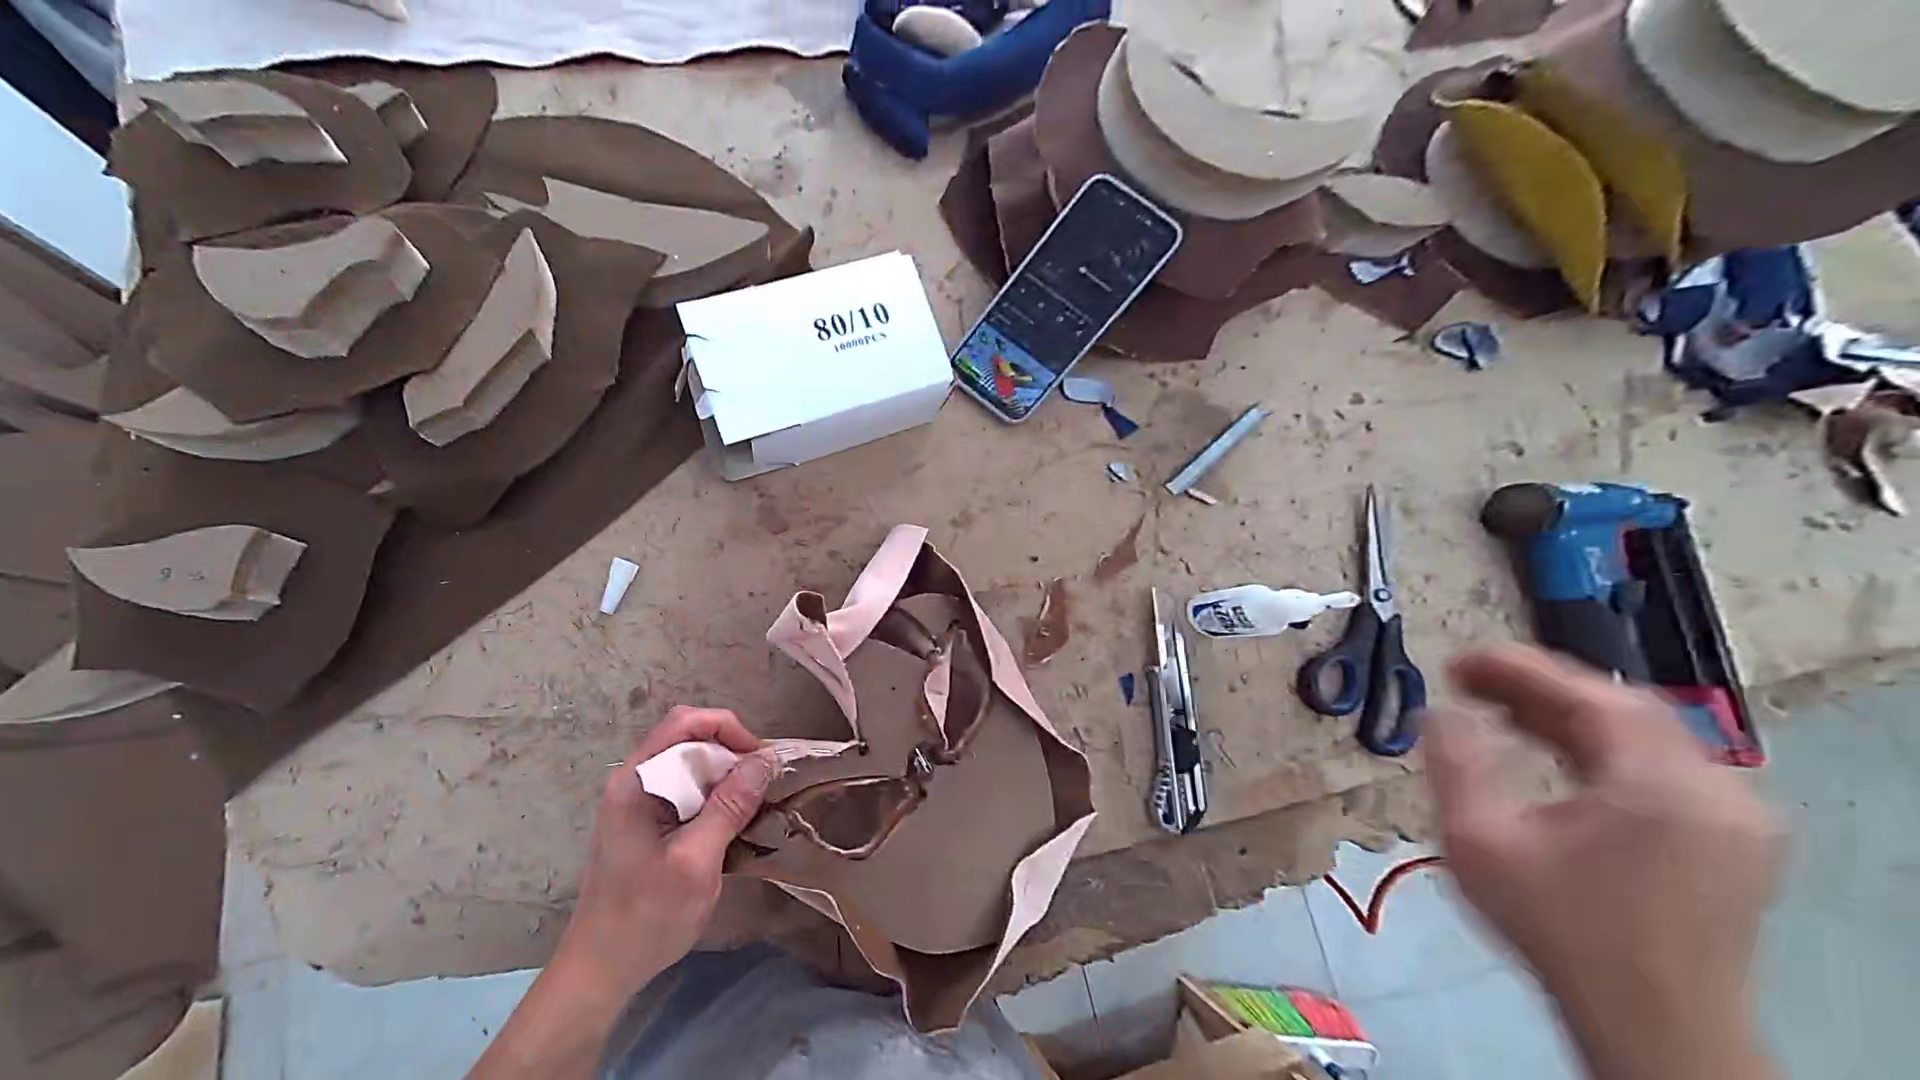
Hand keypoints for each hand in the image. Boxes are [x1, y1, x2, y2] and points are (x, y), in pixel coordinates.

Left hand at [470, 707, 774, 1079]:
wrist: (599, 970)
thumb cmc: (645, 918)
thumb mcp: (696, 862)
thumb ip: (729, 806)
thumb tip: (765, 760)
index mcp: (636, 782)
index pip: (686, 722)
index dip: (729, 729)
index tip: (759, 761)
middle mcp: (634, 780)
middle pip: (690, 736)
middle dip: (731, 751)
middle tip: (760, 784)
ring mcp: (639, 800)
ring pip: (691, 761)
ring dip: (726, 774)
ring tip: (752, 803)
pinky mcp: (648, 819)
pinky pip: (688, 786)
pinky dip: (716, 793)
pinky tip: (732, 821)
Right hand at [1425, 645, 1784, 1079]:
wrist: (1650, 1025)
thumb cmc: (1557, 927)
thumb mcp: (1479, 842)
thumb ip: (1453, 765)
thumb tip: (1437, 712)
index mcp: (1661, 789)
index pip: (1593, 697)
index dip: (1520, 668)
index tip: (1458, 662)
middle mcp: (1716, 791)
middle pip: (1624, 708)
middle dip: (1541, 687)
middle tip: (1471, 682)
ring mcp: (1733, 816)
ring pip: (1643, 735)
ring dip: (1569, 714)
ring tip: (1500, 711)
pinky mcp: (1731, 838)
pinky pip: (1659, 765)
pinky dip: (1600, 746)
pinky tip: (1554, 752)